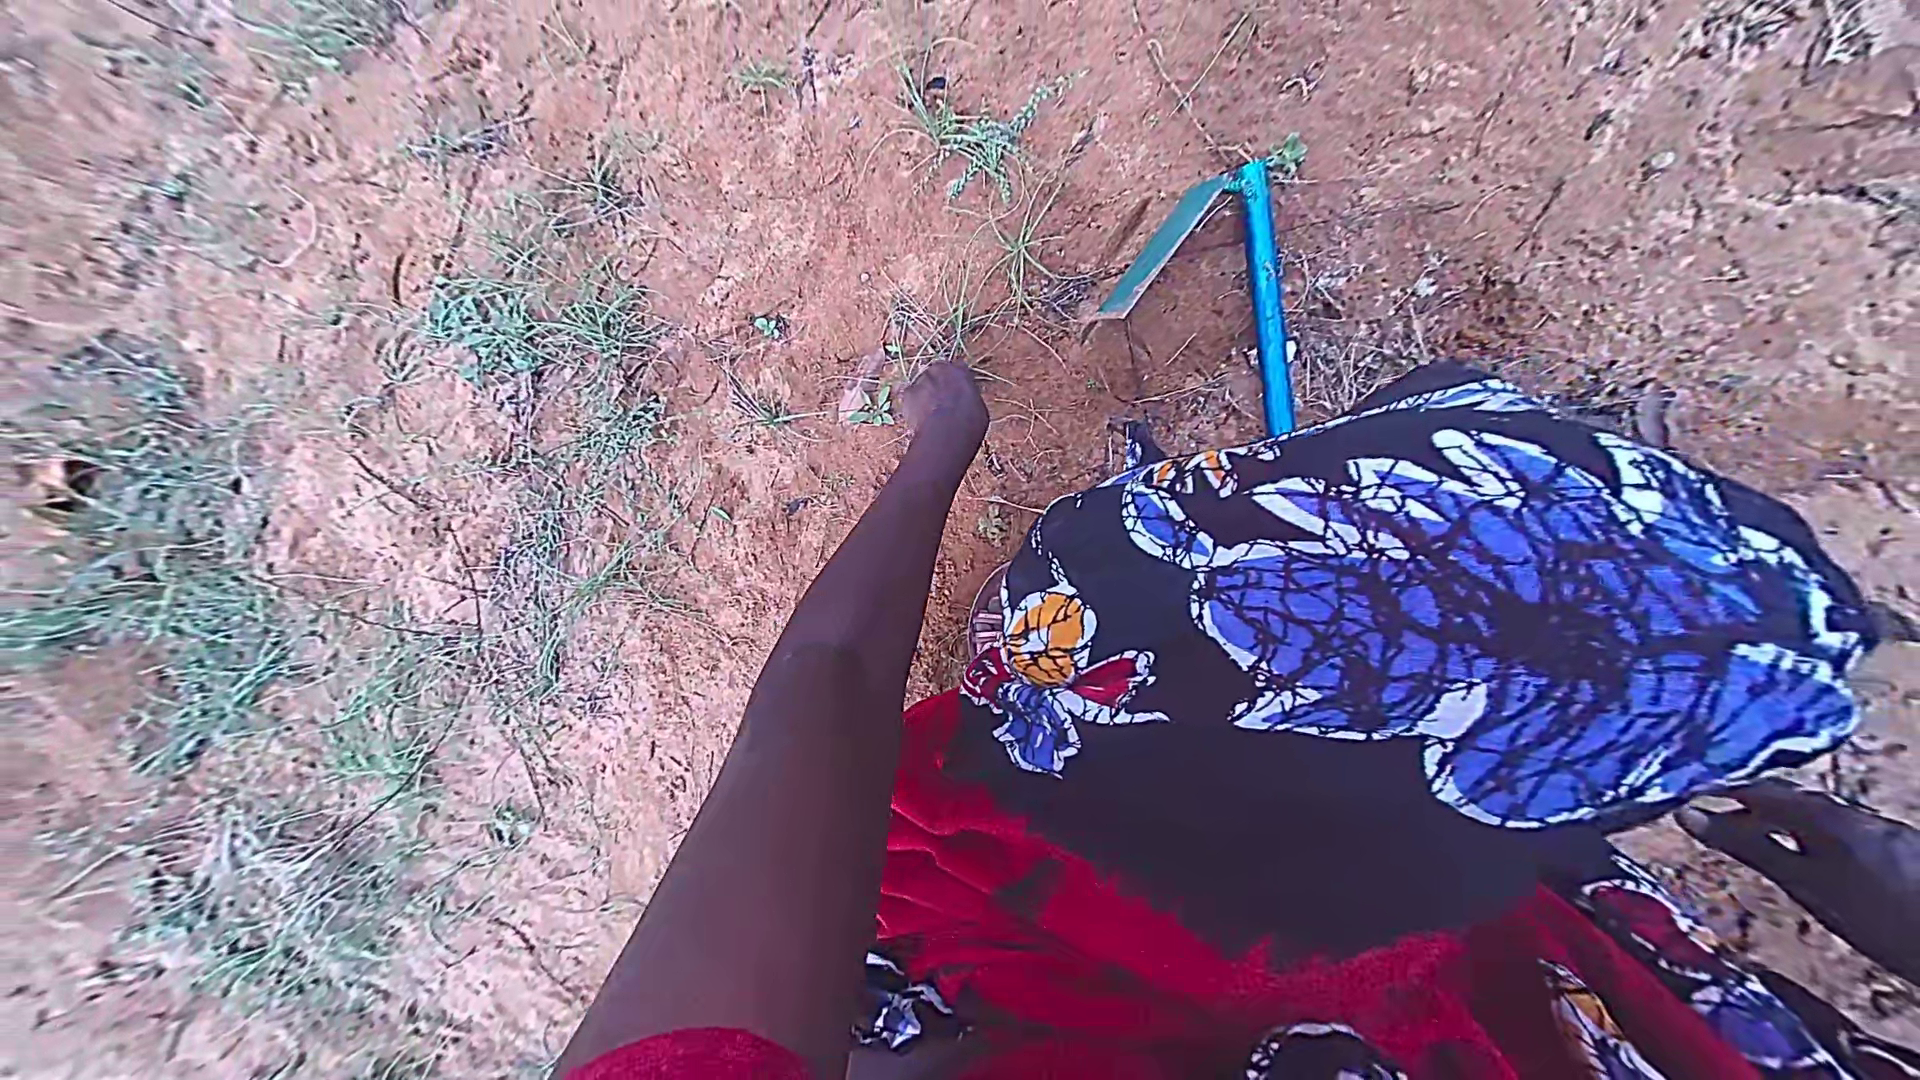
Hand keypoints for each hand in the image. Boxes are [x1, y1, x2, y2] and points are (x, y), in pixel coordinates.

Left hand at [896, 362, 987, 450]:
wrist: (948, 432)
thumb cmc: (970, 422)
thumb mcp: (978, 407)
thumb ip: (968, 397)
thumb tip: (965, 403)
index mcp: (960, 371)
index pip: (958, 368)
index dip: (956, 381)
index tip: (957, 391)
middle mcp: (939, 369)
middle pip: (936, 373)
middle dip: (938, 384)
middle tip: (942, 402)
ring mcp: (921, 379)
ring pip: (921, 385)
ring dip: (924, 395)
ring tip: (929, 414)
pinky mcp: (908, 393)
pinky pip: (909, 397)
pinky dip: (912, 405)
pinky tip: (919, 418)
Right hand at [1678, 780, 1919, 983]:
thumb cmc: (1883, 918)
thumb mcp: (1803, 883)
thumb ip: (1745, 845)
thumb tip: (1685, 814)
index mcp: (1827, 816)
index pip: (1757, 788)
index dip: (1718, 789)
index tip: (1685, 797)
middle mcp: (1861, 818)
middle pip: (1793, 802)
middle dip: (1753, 809)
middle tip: (1719, 825)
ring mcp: (1895, 839)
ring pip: (1824, 820)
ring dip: (1786, 826)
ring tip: (1764, 846)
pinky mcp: (1913, 861)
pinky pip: (1850, 838)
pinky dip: (1818, 842)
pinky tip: (1818, 864)